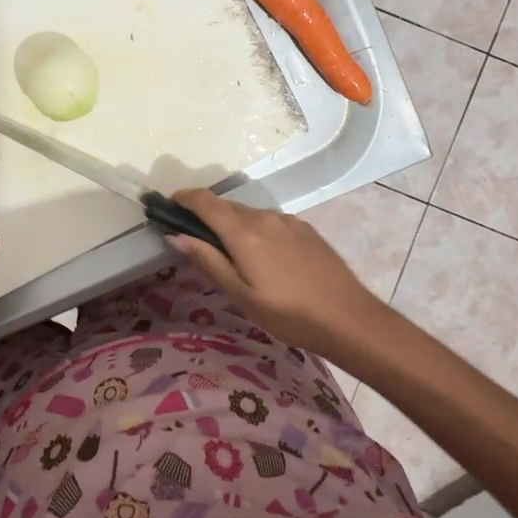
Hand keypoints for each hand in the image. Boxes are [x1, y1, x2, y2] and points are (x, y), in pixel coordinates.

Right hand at [166, 188, 390, 353]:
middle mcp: (264, 217)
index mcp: (243, 232)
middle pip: (226, 207)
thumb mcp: (241, 295)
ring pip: (249, 215)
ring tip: (233, 255)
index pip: (204, 201)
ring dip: (233, 225)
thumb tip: (176, 235)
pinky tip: (265, 259)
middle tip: (196, 239)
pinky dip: (256, 231)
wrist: (349, 319)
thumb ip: (208, 261)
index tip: (168, 205)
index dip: (183, 198)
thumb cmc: (288, 314)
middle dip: (206, 215)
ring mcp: (287, 220)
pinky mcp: (305, 229)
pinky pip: (270, 222)